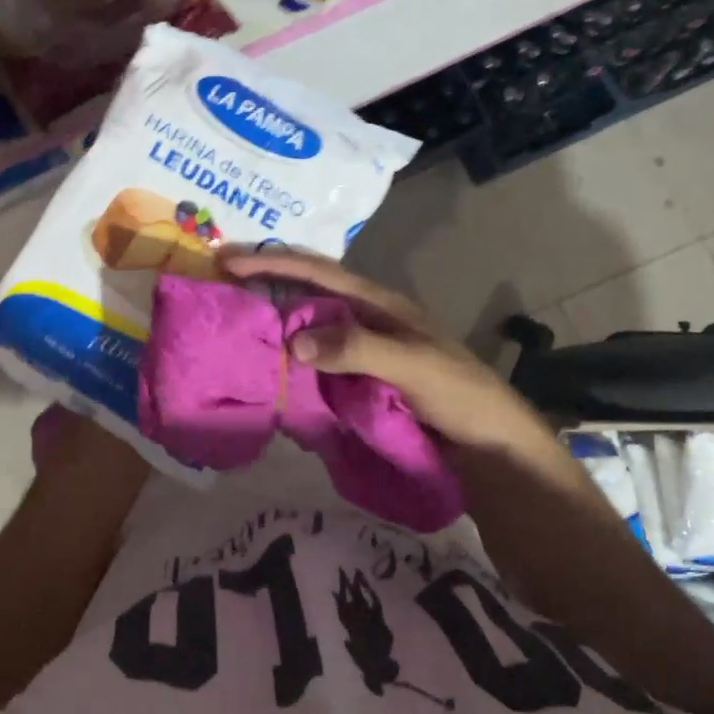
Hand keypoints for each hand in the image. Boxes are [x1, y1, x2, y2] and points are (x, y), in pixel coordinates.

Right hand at [220, 250, 548, 452]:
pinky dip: (287, 363)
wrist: (494, 453)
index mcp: (379, 304)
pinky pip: (313, 365)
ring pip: (306, 329)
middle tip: (219, 288)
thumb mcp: (413, 366)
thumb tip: (293, 340)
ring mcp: (361, 353)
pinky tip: (265, 372)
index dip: (272, 261)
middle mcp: (365, 321)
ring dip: (271, 325)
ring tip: (231, 328)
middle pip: (306, 293)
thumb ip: (355, 348)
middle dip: (265, 286)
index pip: (317, 272)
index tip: (227, 260)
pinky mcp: (358, 384)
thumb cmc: (461, 397)